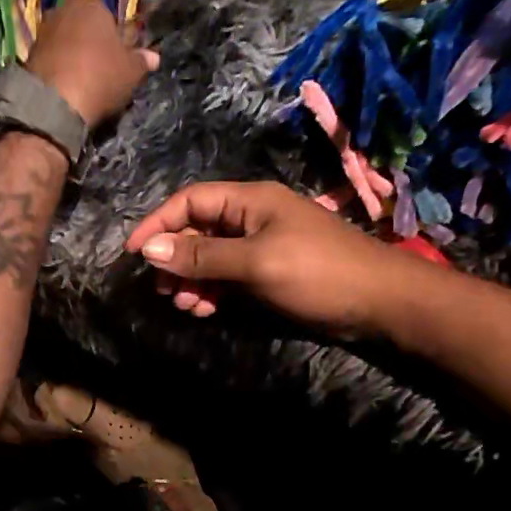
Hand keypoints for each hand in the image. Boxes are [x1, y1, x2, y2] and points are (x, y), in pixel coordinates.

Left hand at [24, 0, 159, 124]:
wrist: (56, 102)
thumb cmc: (101, 77)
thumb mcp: (131, 72)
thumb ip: (141, 61)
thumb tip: (154, 57)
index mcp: (93, 5)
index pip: (107, 12)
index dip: (114, 33)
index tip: (118, 54)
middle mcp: (65, 9)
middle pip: (83, 24)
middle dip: (91, 41)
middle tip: (102, 67)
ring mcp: (44, 30)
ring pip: (66, 39)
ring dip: (73, 54)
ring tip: (83, 79)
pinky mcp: (29, 52)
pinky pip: (51, 56)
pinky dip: (58, 67)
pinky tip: (66, 86)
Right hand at [124, 181, 426, 337]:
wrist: (378, 302)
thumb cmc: (317, 272)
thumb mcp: (255, 262)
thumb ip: (202, 256)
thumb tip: (148, 250)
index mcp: (250, 201)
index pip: (190, 201)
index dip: (158, 223)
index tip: (133, 253)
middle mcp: (252, 218)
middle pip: (197, 231)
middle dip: (175, 259)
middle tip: (162, 290)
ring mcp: (262, 247)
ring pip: (211, 258)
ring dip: (192, 280)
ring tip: (185, 305)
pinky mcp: (270, 273)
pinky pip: (229, 277)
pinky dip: (213, 291)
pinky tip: (205, 309)